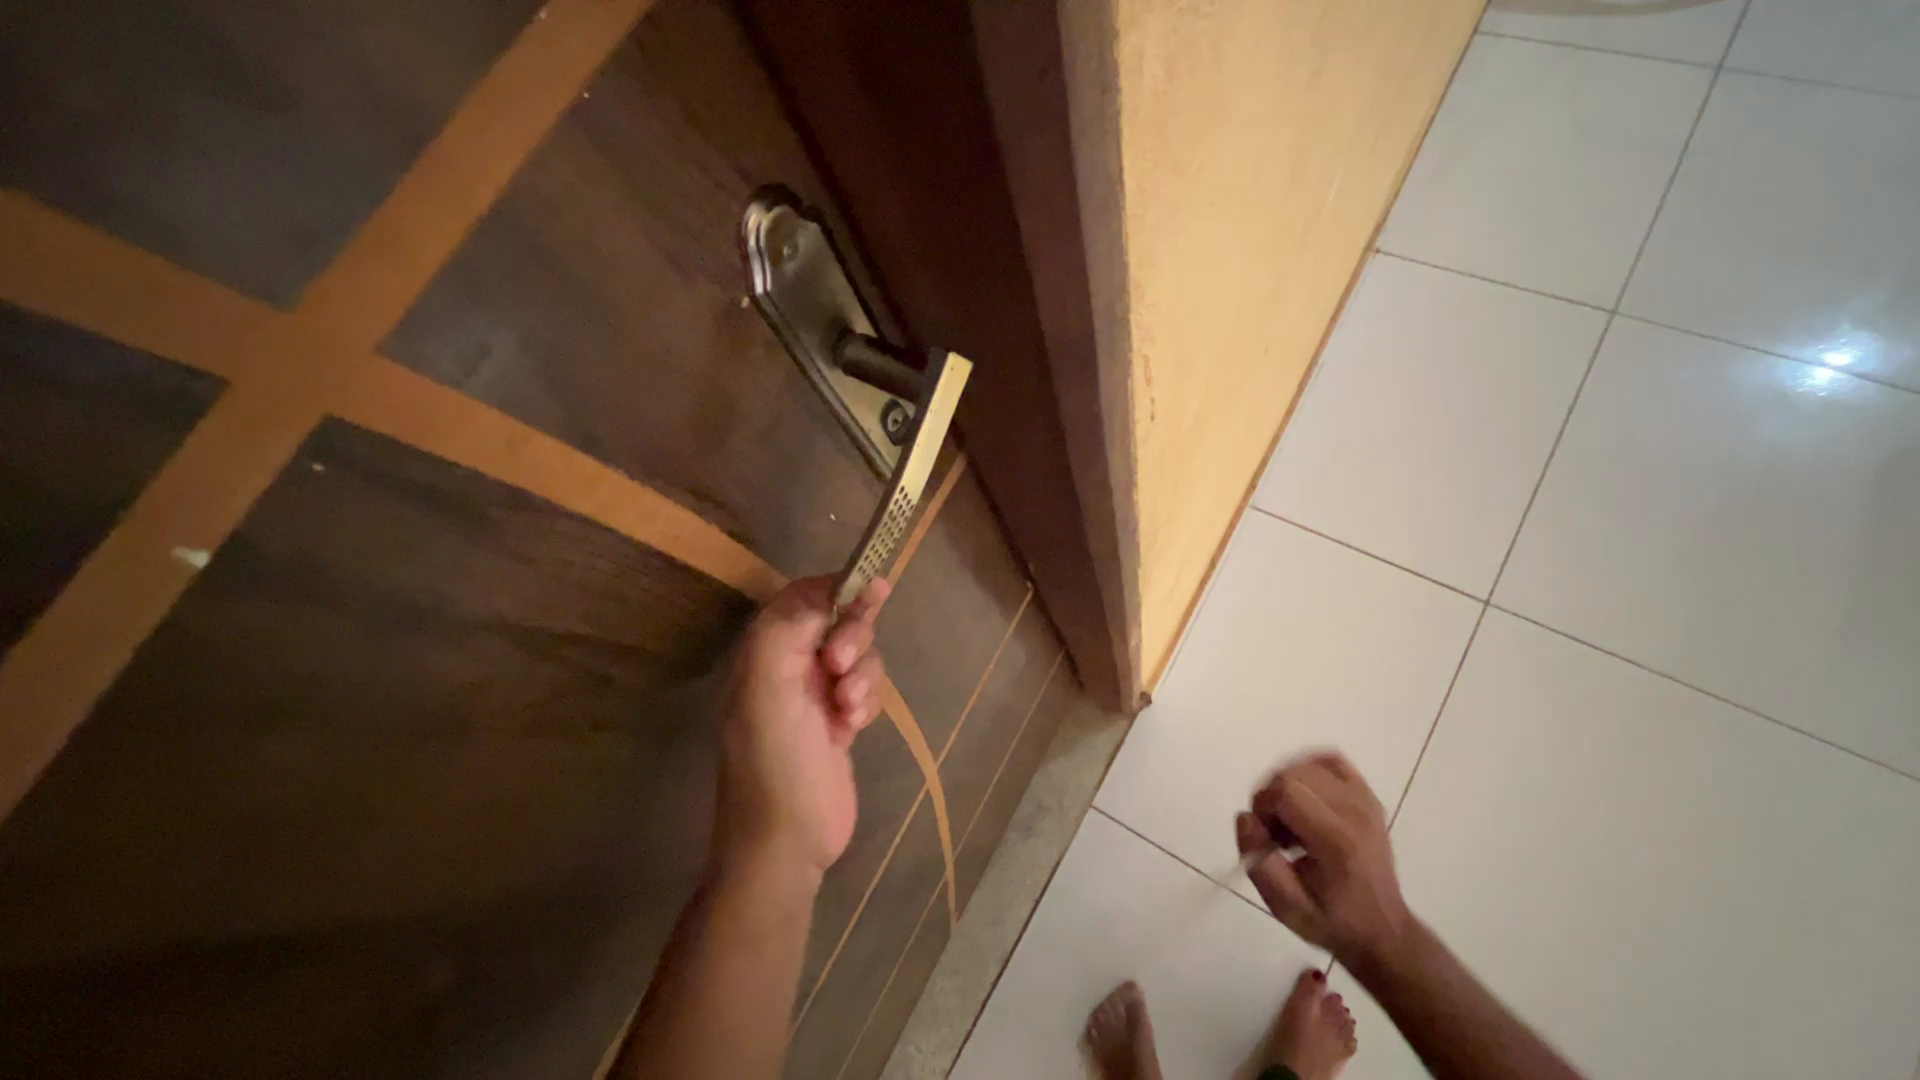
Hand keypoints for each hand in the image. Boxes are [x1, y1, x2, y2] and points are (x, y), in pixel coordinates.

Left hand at [716, 576, 889, 879]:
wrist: (785, 842)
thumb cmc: (774, 761)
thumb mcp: (770, 685)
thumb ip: (793, 626)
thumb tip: (833, 584)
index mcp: (762, 652)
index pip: (802, 597)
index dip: (837, 589)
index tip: (873, 589)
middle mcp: (787, 667)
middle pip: (837, 622)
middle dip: (853, 637)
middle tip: (842, 664)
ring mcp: (814, 696)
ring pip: (858, 656)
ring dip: (862, 676)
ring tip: (848, 709)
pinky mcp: (838, 722)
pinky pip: (865, 689)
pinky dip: (867, 701)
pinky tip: (854, 728)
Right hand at [1236, 752, 1413, 966]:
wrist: (1381, 930)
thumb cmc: (1331, 921)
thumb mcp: (1286, 908)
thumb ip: (1260, 864)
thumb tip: (1245, 818)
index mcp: (1338, 841)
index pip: (1287, 791)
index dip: (1262, 805)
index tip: (1264, 836)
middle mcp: (1356, 812)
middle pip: (1294, 773)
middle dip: (1271, 795)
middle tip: (1274, 832)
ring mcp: (1365, 801)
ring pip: (1309, 764)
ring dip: (1287, 784)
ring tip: (1289, 817)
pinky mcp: (1368, 797)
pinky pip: (1332, 762)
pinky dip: (1309, 770)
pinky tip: (1304, 797)